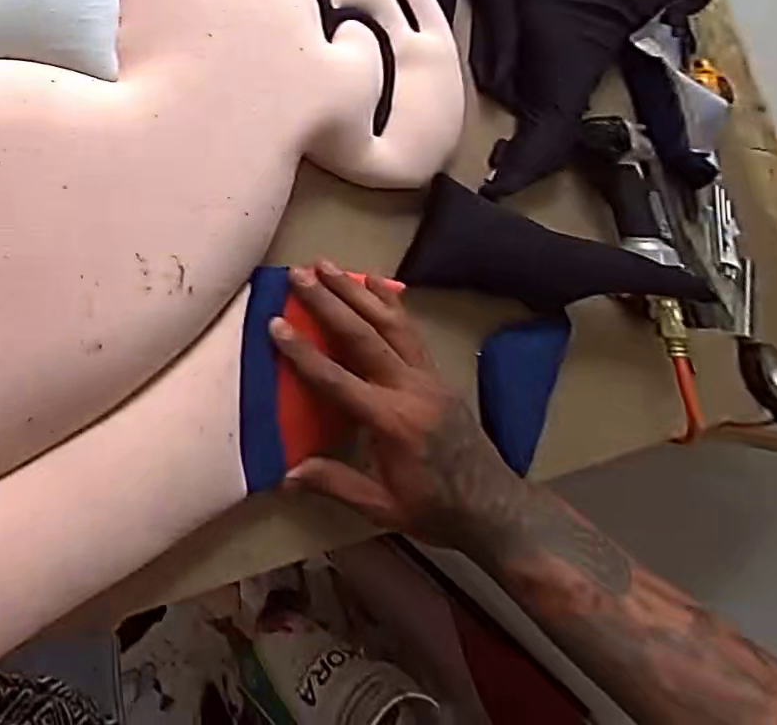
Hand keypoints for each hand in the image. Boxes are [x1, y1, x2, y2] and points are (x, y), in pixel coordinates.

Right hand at [269, 260, 528, 554]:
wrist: (500, 512)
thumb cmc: (436, 511)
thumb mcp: (382, 506)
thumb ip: (334, 483)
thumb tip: (283, 475)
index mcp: (393, 423)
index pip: (338, 380)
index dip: (303, 353)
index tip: (276, 324)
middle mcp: (411, 390)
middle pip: (364, 336)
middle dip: (328, 302)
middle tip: (297, 275)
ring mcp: (428, 377)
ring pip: (388, 323)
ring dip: (354, 290)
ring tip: (326, 264)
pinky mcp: (436, 373)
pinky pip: (409, 330)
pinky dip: (390, 301)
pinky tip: (373, 279)